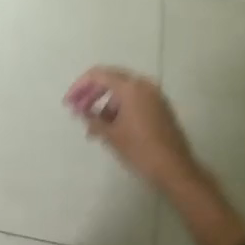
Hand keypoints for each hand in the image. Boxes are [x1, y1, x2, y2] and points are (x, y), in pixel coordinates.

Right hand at [64, 67, 198, 187]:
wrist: (176, 170)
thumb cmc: (141, 151)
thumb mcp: (112, 135)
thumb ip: (91, 118)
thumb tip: (78, 111)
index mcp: (130, 87)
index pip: (98, 75)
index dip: (80, 86)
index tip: (68, 103)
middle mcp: (143, 84)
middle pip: (110, 80)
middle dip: (91, 94)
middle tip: (77, 110)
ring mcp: (155, 95)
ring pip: (123, 91)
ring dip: (105, 104)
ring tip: (94, 127)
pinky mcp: (161, 107)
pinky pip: (135, 99)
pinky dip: (120, 108)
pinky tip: (112, 128)